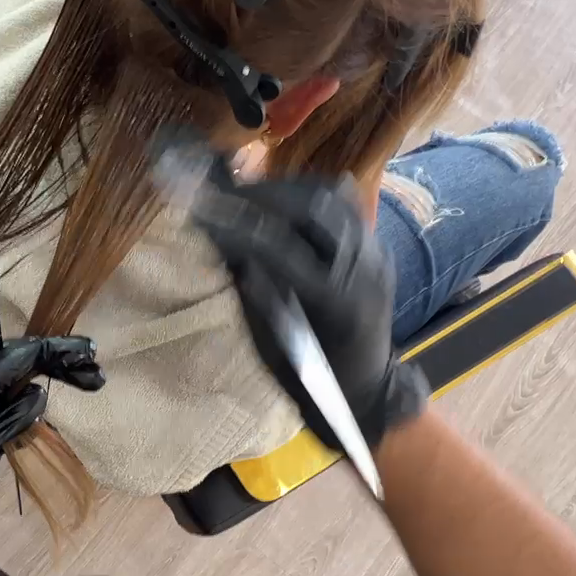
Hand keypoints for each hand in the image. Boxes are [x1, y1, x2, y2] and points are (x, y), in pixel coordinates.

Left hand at [0, 337, 104, 553]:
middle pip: (31, 368)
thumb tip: (32, 349)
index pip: (18, 349)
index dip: (51, 348)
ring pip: (30, 399)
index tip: (86, 349)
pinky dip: (20, 430)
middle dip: (60, 371)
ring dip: (21, 417)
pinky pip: (25, 422)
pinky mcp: (2, 431)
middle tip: (95, 378)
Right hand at [196, 171, 426, 451]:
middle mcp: (363, 265)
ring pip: (330, 196)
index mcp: (335, 300)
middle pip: (312, 208)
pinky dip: (306, 194)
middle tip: (219, 195)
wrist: (365, 384)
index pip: (281, 247)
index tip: (201, 209)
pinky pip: (343, 202)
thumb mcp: (272, 340)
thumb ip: (253, 288)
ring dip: (282, 190)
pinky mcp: (375, 241)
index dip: (238, 225)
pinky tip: (278, 200)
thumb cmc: (309, 375)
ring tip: (245, 195)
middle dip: (260, 197)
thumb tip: (224, 240)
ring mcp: (375, 249)